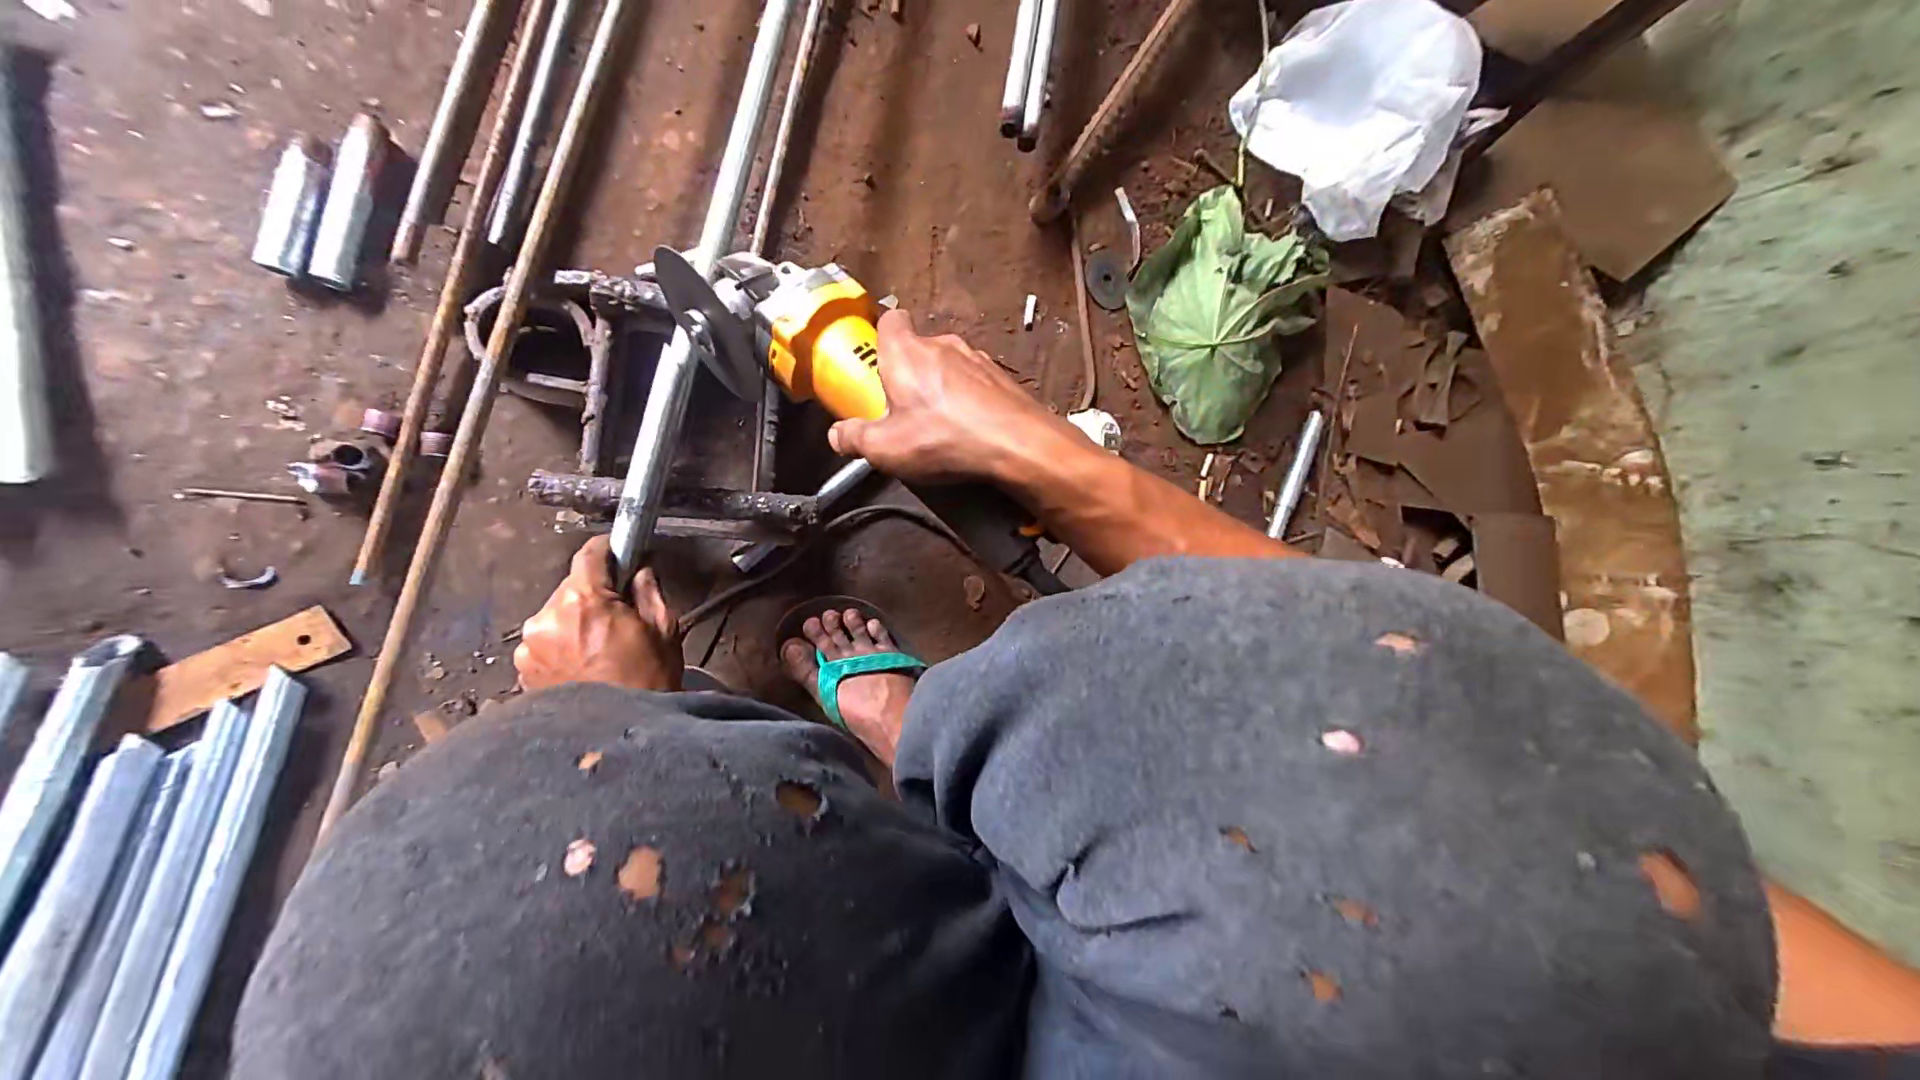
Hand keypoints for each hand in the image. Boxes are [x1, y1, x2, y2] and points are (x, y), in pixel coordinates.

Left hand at [514, 535, 681, 693]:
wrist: (618, 738)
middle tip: (621, 616)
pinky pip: (546, 642)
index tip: (620, 553)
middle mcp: (546, 617)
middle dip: (595, 595)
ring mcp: (530, 645)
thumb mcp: (664, 629)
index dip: (608, 551)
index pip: (589, 554)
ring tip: (603, 648)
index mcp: (583, 600)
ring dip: (577, 622)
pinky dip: (564, 646)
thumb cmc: (646, 683)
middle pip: (572, 588)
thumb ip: (648, 590)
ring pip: (558, 615)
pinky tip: (586, 665)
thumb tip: (639, 571)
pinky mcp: (523, 669)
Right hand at [828, 309, 1071, 483]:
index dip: (881, 336)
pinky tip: (968, 430)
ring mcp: (976, 359)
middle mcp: (942, 345)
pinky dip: (968, 400)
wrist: (1016, 444)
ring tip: (938, 425)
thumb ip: (855, 439)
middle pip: (918, 348)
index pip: (890, 320)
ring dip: (941, 388)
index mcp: (906, 352)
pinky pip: (976, 383)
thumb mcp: (886, 448)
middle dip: (909, 373)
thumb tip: (838, 436)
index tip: (875, 362)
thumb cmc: (946, 438)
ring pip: (949, 366)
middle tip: (902, 409)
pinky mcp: (1001, 378)